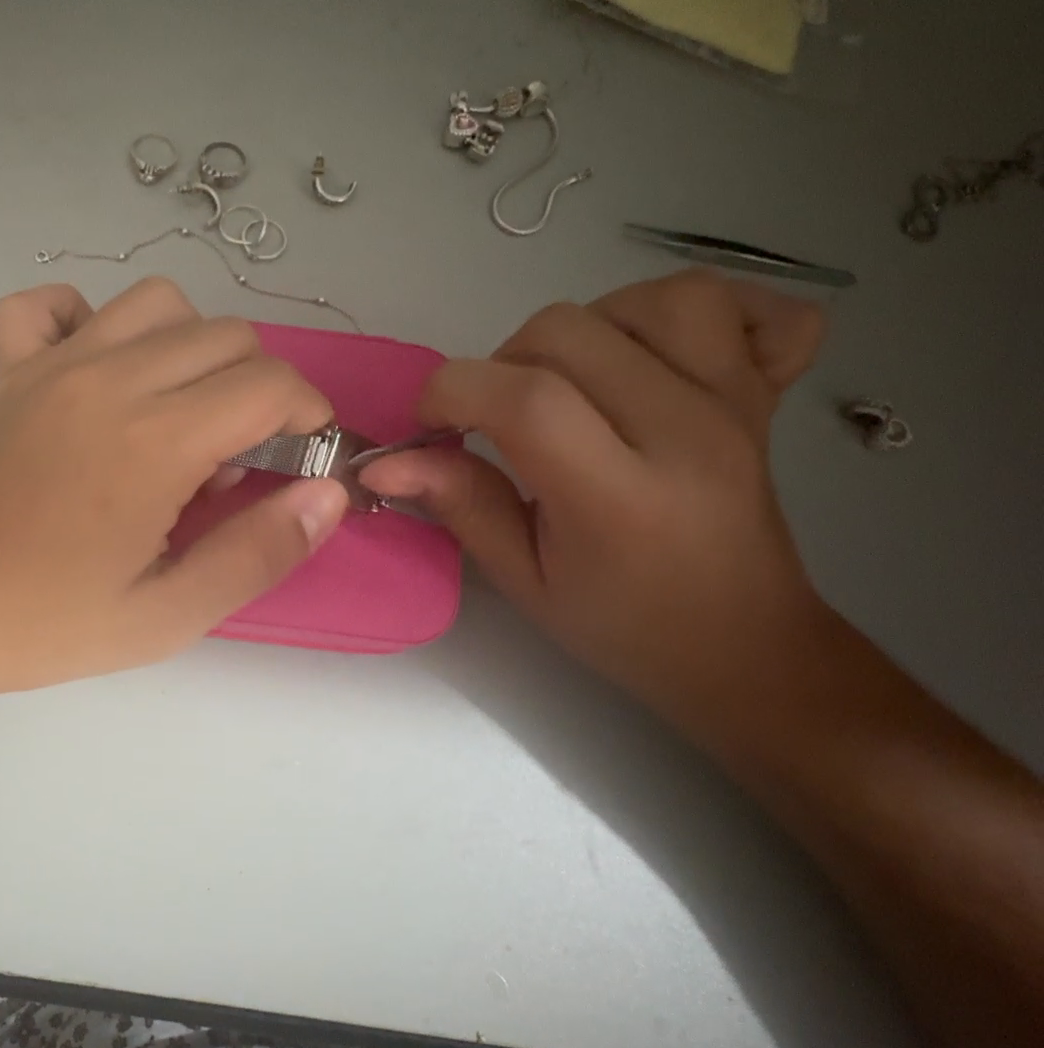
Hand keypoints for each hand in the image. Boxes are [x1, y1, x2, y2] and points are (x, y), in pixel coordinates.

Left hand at [0, 277, 347, 717]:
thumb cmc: (45, 625)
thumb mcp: (167, 616)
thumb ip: (258, 553)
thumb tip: (329, 496)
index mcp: (155, 439)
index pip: (269, 383)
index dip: (307, 416)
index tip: (299, 463)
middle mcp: (108, 379)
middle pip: (224, 334)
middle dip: (258, 387)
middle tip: (233, 464)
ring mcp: (51, 367)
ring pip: (154, 302)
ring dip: (191, 346)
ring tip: (177, 416)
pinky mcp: (8, 376)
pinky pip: (47, 306)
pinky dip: (84, 317)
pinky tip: (95, 371)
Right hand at [362, 270, 830, 724]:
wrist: (741, 645)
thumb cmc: (620, 623)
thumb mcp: (522, 578)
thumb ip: (459, 505)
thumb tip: (383, 462)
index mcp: (617, 499)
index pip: (526, 399)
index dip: (453, 390)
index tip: (431, 424)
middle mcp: (685, 433)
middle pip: (572, 333)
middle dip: (503, 363)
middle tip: (495, 417)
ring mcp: (737, 405)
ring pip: (659, 299)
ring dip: (593, 326)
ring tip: (570, 380)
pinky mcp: (766, 393)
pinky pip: (759, 307)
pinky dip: (706, 311)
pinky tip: (659, 353)